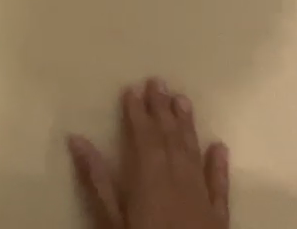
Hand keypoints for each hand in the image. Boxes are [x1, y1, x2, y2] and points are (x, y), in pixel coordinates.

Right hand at [68, 79, 228, 228]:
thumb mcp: (111, 220)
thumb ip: (98, 180)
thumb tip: (77, 138)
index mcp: (149, 180)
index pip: (143, 138)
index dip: (137, 112)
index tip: (133, 88)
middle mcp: (178, 183)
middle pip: (169, 141)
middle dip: (162, 110)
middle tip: (159, 81)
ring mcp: (202, 200)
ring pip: (193, 155)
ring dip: (187, 127)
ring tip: (183, 100)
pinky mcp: (220, 218)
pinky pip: (219, 187)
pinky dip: (218, 165)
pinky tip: (219, 146)